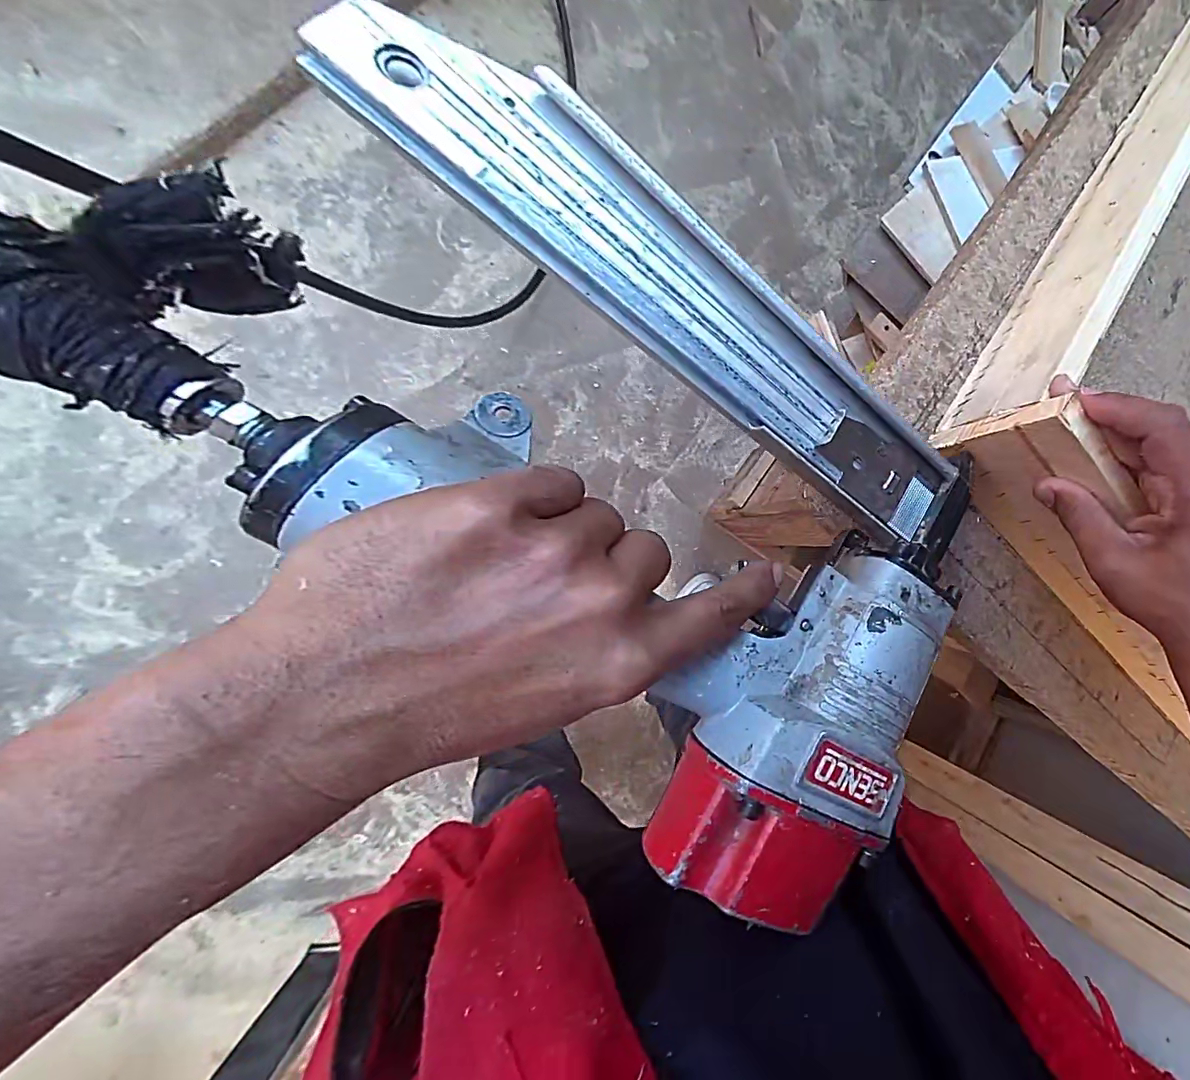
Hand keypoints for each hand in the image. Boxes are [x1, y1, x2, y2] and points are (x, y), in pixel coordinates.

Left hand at [226, 465, 777, 800]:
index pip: (712, 614)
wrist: (319, 699)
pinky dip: (532, 500)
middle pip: (648, 549)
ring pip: (598, 513)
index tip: (768, 574)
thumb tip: (636, 611)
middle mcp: (605, 601)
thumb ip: (613, 652)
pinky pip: (554, 482)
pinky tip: (487, 530)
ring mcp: (553, 550)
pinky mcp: (495, 507)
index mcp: (623, 659)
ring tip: (503, 563)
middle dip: (609, 563)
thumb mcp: (556, 702)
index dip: (745, 592)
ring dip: (563, 533)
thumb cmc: (442, 714)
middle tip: (551, 587)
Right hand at [1034, 378, 1189, 655]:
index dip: (1120, 408)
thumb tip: (1048, 484)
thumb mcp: (1114, 562)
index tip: (1079, 401)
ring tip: (1071, 420)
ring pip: (1154, 439)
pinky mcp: (1189, 491)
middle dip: (1109, 412)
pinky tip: (1093, 450)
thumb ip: (1080, 517)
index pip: (1162, 427)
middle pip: (1157, 426)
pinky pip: (1153, 458)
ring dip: (1113, 430)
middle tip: (1065, 402)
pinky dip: (1121, 451)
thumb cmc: (1169, 602)